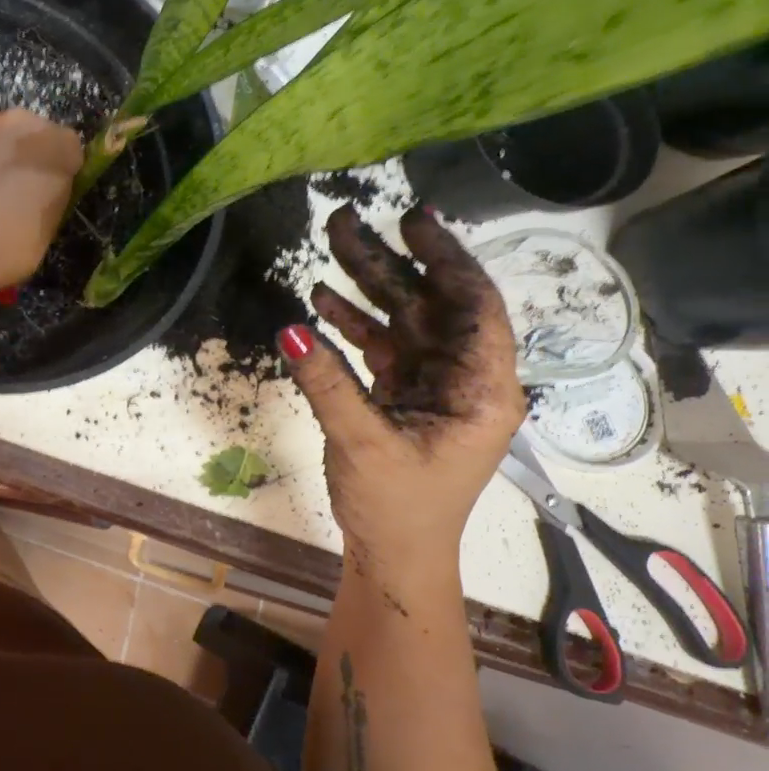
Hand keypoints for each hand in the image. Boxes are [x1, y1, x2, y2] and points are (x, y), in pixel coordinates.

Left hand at [0, 110, 81, 313]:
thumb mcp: (39, 241)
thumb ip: (43, 210)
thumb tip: (34, 202)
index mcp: (53, 148)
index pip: (69, 150)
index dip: (57, 173)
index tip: (44, 198)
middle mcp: (15, 126)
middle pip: (26, 136)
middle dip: (19, 159)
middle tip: (6, 197)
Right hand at [279, 206, 525, 580]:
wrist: (393, 552)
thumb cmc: (398, 504)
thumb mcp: (363, 442)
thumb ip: (327, 382)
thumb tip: (289, 327)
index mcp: (481, 388)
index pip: (473, 308)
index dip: (446, 260)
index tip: (413, 221)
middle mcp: (461, 378)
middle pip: (429, 305)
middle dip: (391, 262)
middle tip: (350, 219)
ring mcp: (428, 385)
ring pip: (400, 320)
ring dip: (364, 286)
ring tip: (328, 245)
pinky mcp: (398, 396)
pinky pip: (377, 346)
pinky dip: (350, 322)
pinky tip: (320, 301)